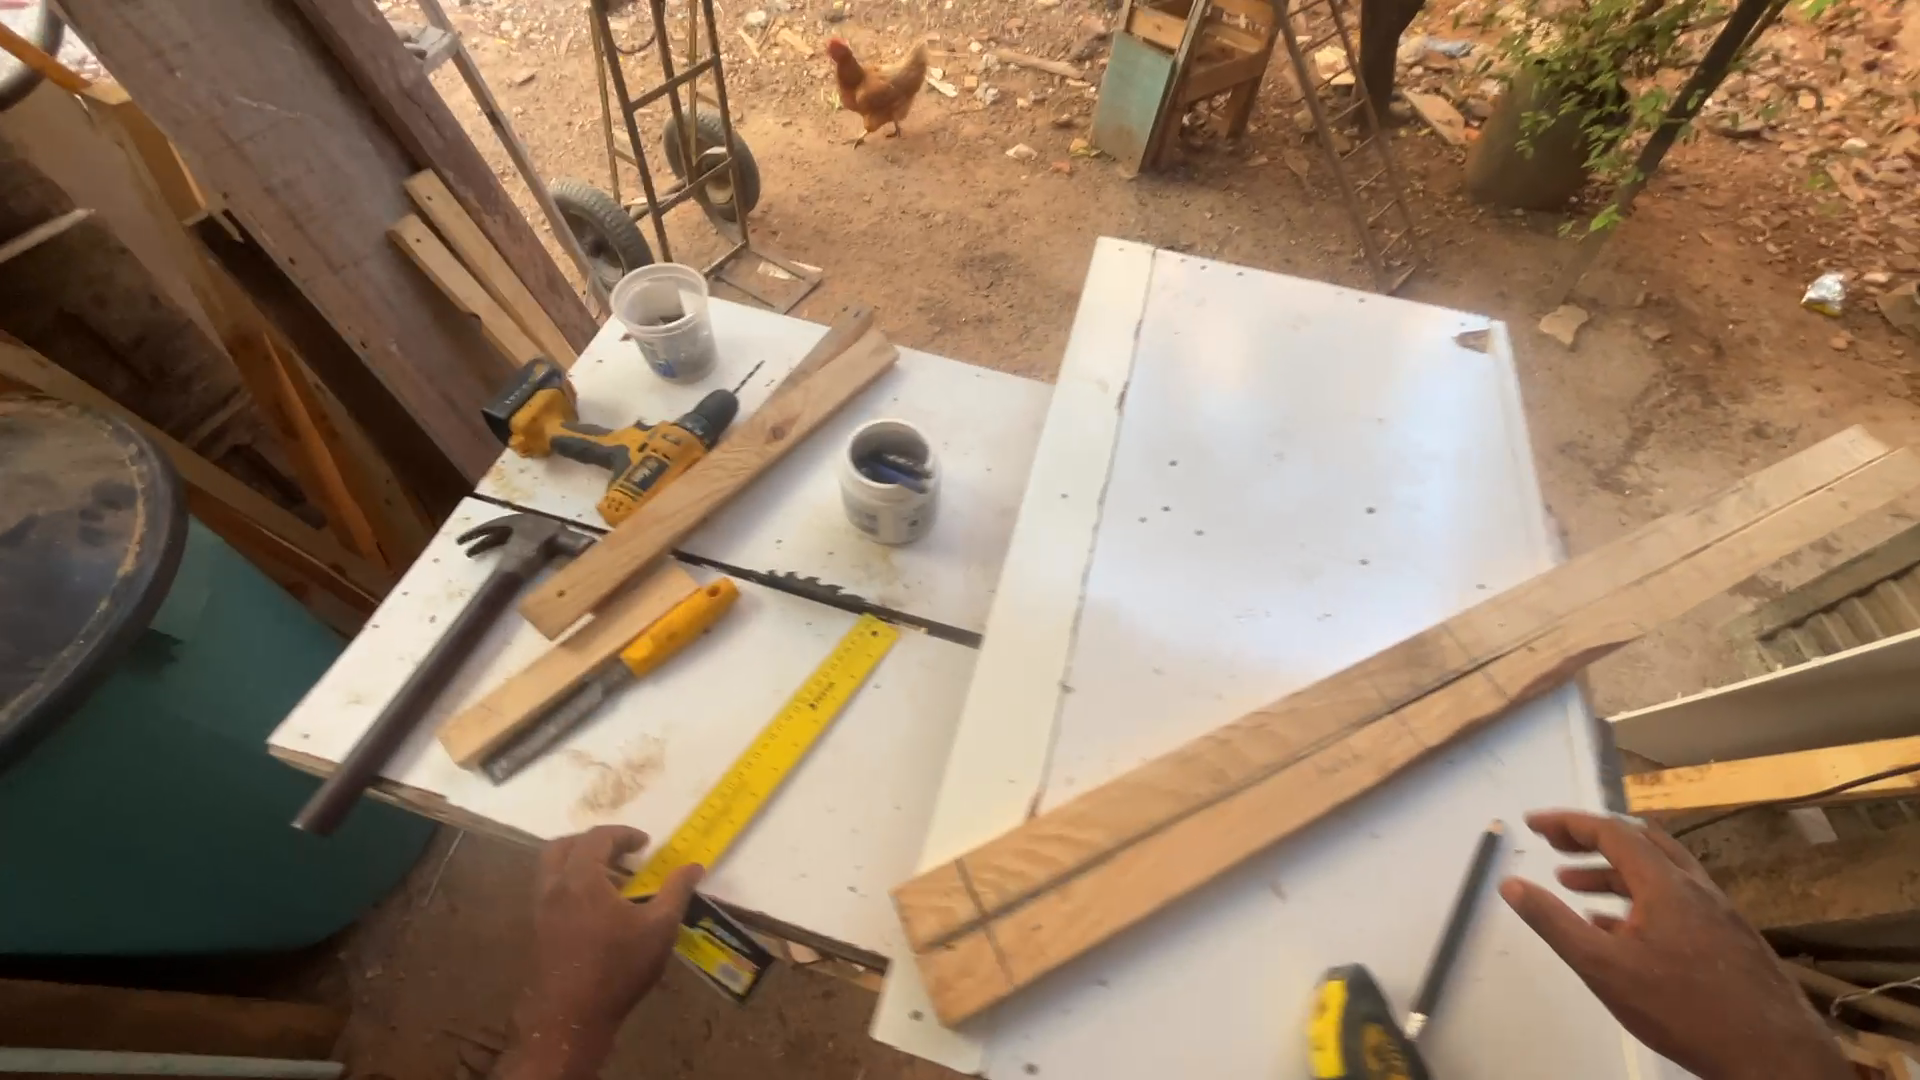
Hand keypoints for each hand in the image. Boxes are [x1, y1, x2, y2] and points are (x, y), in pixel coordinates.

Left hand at [499, 826, 702, 1079]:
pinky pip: (550, 894)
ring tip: (612, 882)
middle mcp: (553, 890)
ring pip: (551, 871)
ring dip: (579, 865)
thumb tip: (694, 866)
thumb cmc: (617, 969)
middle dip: (593, 843)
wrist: (569, 1024)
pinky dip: (571, 887)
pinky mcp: (536, 934)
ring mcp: (539, 914)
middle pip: (562, 847)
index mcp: (580, 881)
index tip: (645, 845)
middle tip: (621, 853)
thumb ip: (677, 890)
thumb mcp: (660, 928)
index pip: (596, 838)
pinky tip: (598, 910)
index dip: (623, 834)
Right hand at [1499, 810, 1847, 1079]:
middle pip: (1640, 841)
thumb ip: (1552, 920)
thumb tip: (1509, 884)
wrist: (1781, 1067)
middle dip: (1591, 839)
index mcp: (1667, 885)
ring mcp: (1722, 916)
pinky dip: (1638, 897)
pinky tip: (1617, 928)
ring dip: (1612, 870)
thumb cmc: (1683, 1009)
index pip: (1610, 831)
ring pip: (1660, 872)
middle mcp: (1698, 890)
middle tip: (1555, 846)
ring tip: (1574, 887)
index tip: (1532, 825)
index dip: (1566, 822)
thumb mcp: (1602, 966)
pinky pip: (1678, 900)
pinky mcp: (1734, 942)